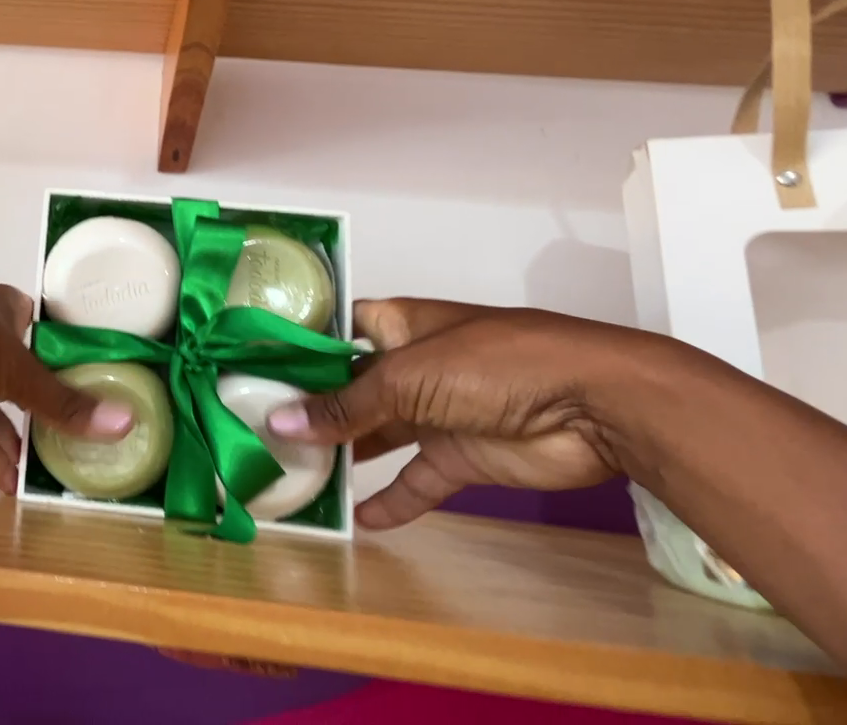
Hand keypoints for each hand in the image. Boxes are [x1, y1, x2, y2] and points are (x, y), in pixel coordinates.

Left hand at [0, 268, 132, 494]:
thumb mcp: (18, 367)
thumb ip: (64, 401)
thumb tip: (125, 422)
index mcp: (8, 311)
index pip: (48, 339)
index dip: (72, 366)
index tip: (104, 395)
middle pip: (24, 380)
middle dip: (48, 410)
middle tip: (86, 443)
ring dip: (22, 441)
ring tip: (60, 473)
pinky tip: (16, 486)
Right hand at [264, 299, 695, 529]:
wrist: (596, 406)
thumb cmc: (492, 363)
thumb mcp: (407, 377)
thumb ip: (344, 405)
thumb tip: (278, 422)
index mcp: (396, 326)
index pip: (335, 332)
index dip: (297, 348)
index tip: (250, 369)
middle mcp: (409, 366)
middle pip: (349, 387)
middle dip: (310, 407)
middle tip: (258, 429)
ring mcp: (435, 412)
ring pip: (376, 435)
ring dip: (342, 453)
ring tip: (291, 471)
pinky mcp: (461, 456)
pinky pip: (416, 480)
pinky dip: (391, 500)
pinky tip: (357, 519)